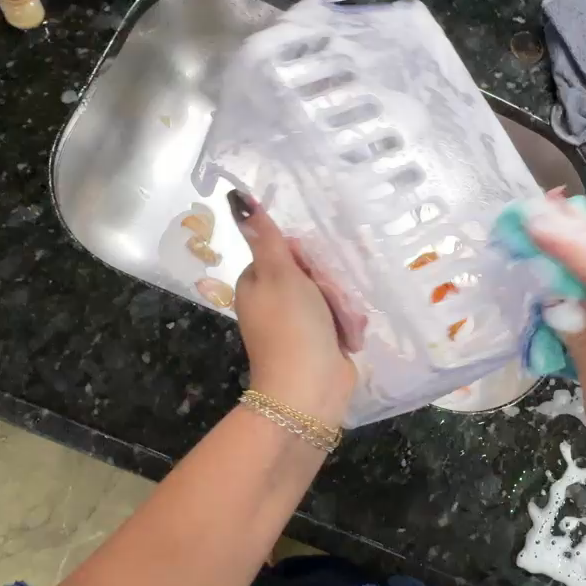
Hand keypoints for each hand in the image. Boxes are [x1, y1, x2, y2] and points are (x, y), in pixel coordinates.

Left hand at [229, 190, 361, 425]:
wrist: (308, 389)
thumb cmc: (292, 327)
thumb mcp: (279, 274)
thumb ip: (264, 236)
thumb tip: (235, 196)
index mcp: (256, 282)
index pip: (289, 250)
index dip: (309, 256)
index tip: (318, 270)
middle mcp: (275, 301)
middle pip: (314, 272)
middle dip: (332, 285)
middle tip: (332, 300)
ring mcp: (298, 323)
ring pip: (332, 295)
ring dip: (344, 307)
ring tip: (345, 323)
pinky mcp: (320, 341)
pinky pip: (341, 319)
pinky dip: (348, 326)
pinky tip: (350, 336)